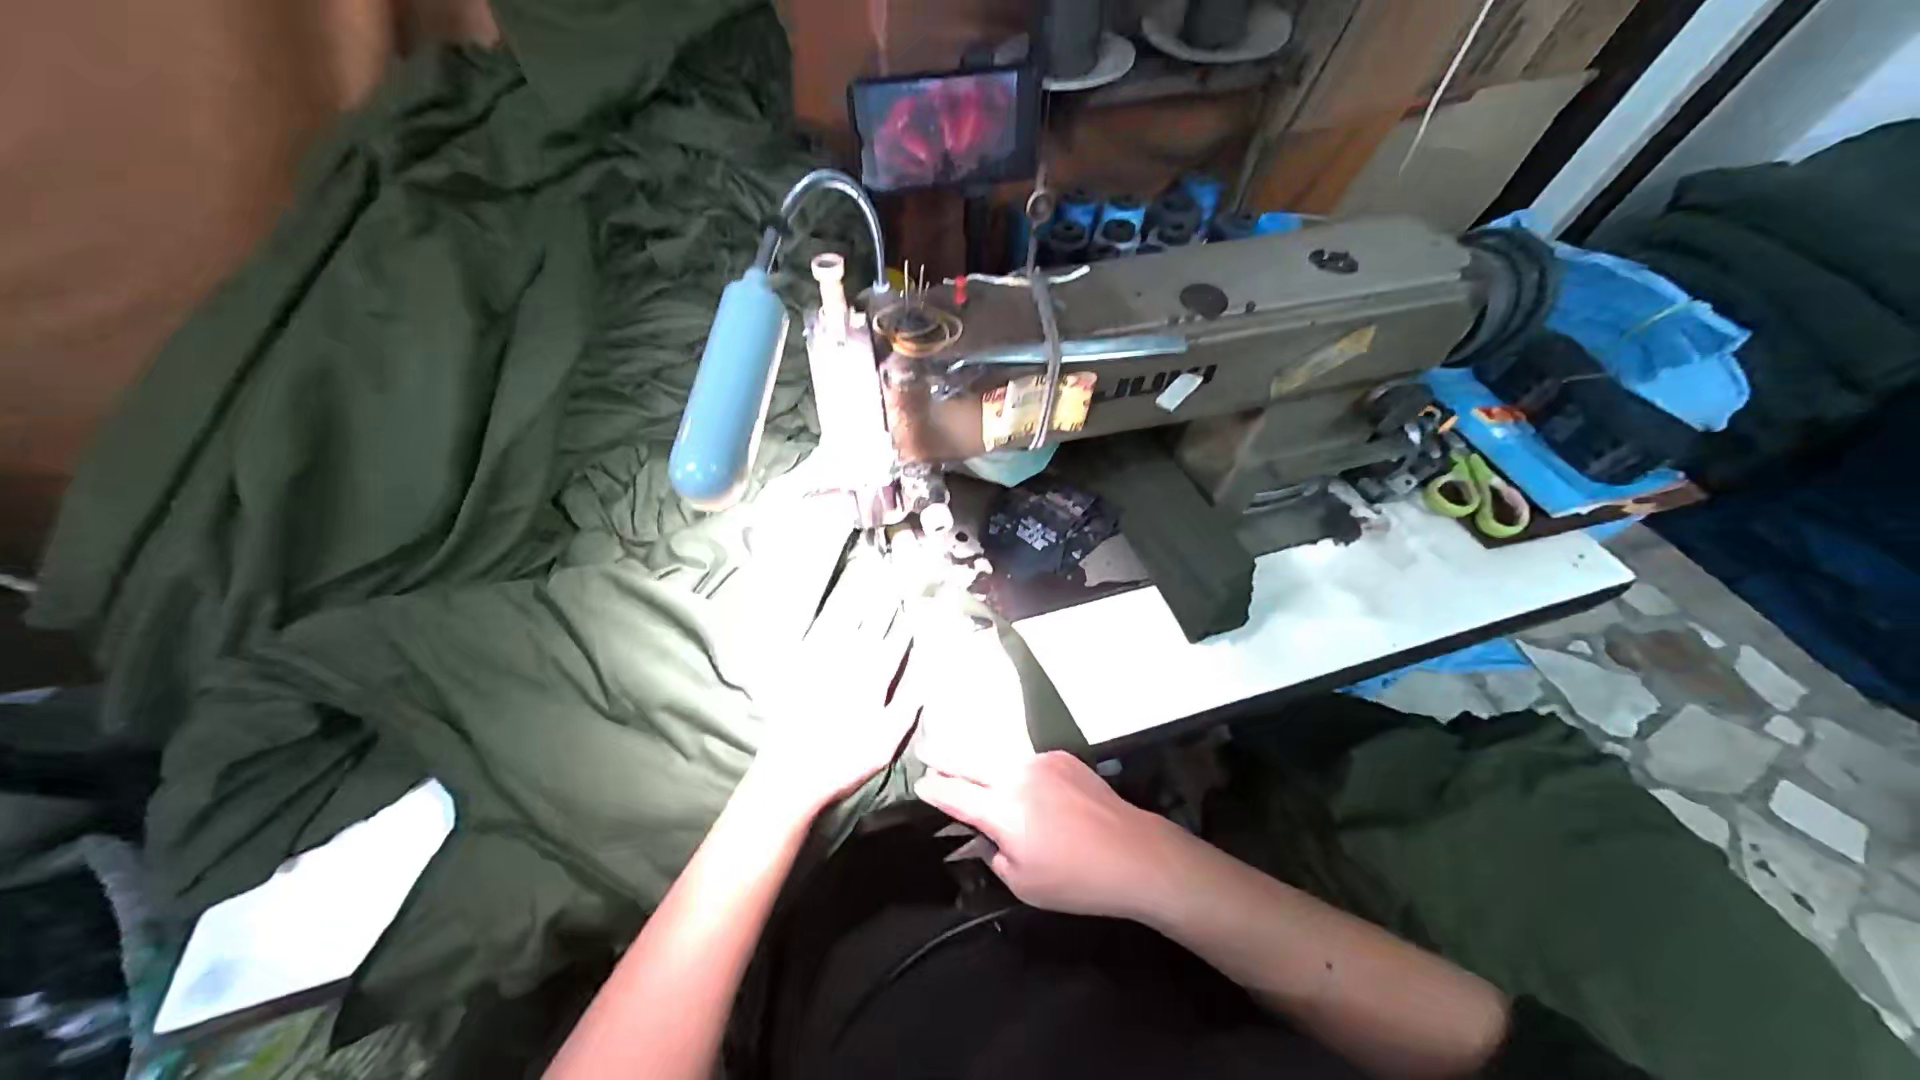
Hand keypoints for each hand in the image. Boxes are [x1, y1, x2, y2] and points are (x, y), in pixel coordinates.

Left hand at [747, 557, 919, 815]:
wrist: (790, 771)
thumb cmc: (846, 760)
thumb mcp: (888, 739)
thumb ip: (910, 702)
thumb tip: (931, 670)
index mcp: (875, 675)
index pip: (898, 636)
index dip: (909, 613)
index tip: (920, 592)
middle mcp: (850, 659)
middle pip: (872, 619)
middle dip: (886, 593)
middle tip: (895, 570)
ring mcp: (822, 658)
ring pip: (844, 618)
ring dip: (859, 595)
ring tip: (869, 573)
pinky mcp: (797, 664)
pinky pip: (815, 630)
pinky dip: (828, 613)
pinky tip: (834, 603)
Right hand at [914, 751, 1193, 920]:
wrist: (1134, 853)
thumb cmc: (1076, 879)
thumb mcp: (1022, 883)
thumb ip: (993, 852)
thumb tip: (984, 833)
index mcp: (1002, 811)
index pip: (954, 794)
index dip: (933, 789)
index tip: (919, 784)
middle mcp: (1016, 776)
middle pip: (969, 759)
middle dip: (944, 756)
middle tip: (926, 750)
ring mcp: (1041, 762)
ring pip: (999, 757)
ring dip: (982, 762)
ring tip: (970, 766)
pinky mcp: (1062, 757)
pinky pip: (1028, 761)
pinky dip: (1018, 770)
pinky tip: (1027, 788)